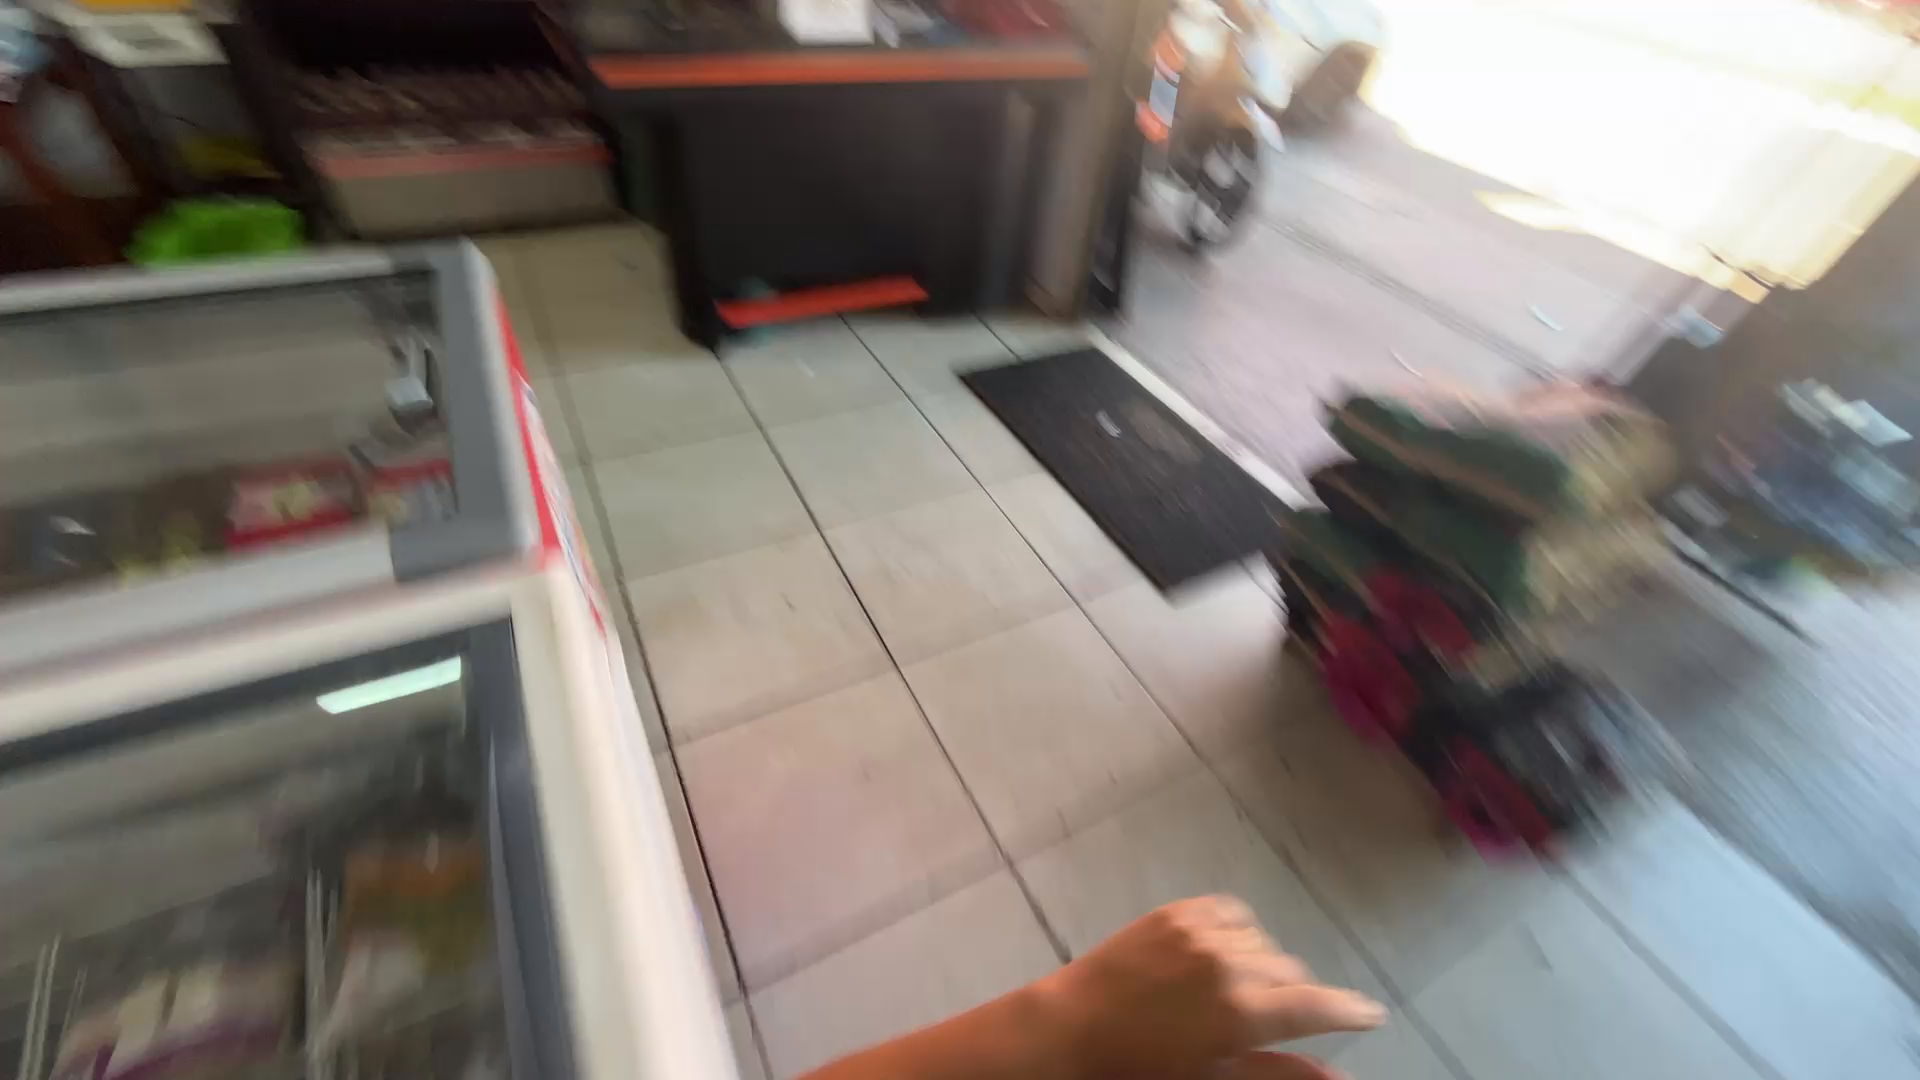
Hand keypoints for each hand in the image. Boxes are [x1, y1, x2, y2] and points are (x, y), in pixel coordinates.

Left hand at [1035, 895, 1385, 1079]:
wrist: (1076, 1025)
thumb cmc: (1146, 1067)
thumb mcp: (1216, 1079)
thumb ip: (1279, 1074)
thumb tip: (1341, 1078)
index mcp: (1241, 1009)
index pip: (1315, 1004)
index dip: (1349, 1010)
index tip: (1371, 1012)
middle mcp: (1226, 960)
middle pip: (1289, 968)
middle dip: (1294, 994)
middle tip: (1278, 1016)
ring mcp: (1197, 929)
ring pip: (1259, 938)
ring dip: (1263, 962)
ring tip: (1244, 986)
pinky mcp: (1173, 911)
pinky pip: (1226, 910)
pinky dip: (1237, 929)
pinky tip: (1225, 949)